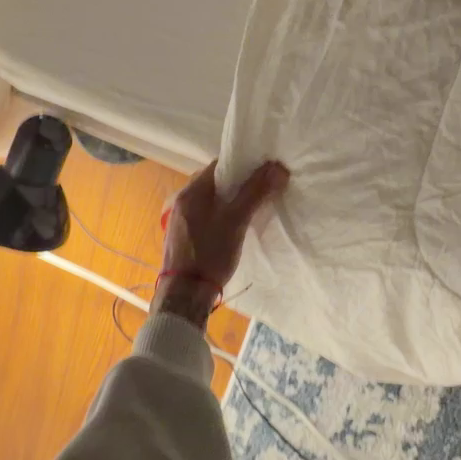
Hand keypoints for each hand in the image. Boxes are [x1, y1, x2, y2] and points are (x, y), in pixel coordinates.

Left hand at [155, 160, 288, 324]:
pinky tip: (236, 227)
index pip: (220, 165)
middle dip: (240, 184)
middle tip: (263, 190)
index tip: (264, 171)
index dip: (243, 165)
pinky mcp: (184, 236)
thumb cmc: (211, 252)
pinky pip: (207, 216)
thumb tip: (279, 167)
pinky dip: (222, 215)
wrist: (186, 293)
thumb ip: (255, 192)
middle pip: (216, 183)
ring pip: (212, 201)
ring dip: (231, 201)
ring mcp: (181, 219)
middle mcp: (182, 200)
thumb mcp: (236, 220)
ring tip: (253, 208)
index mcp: (192, 191)